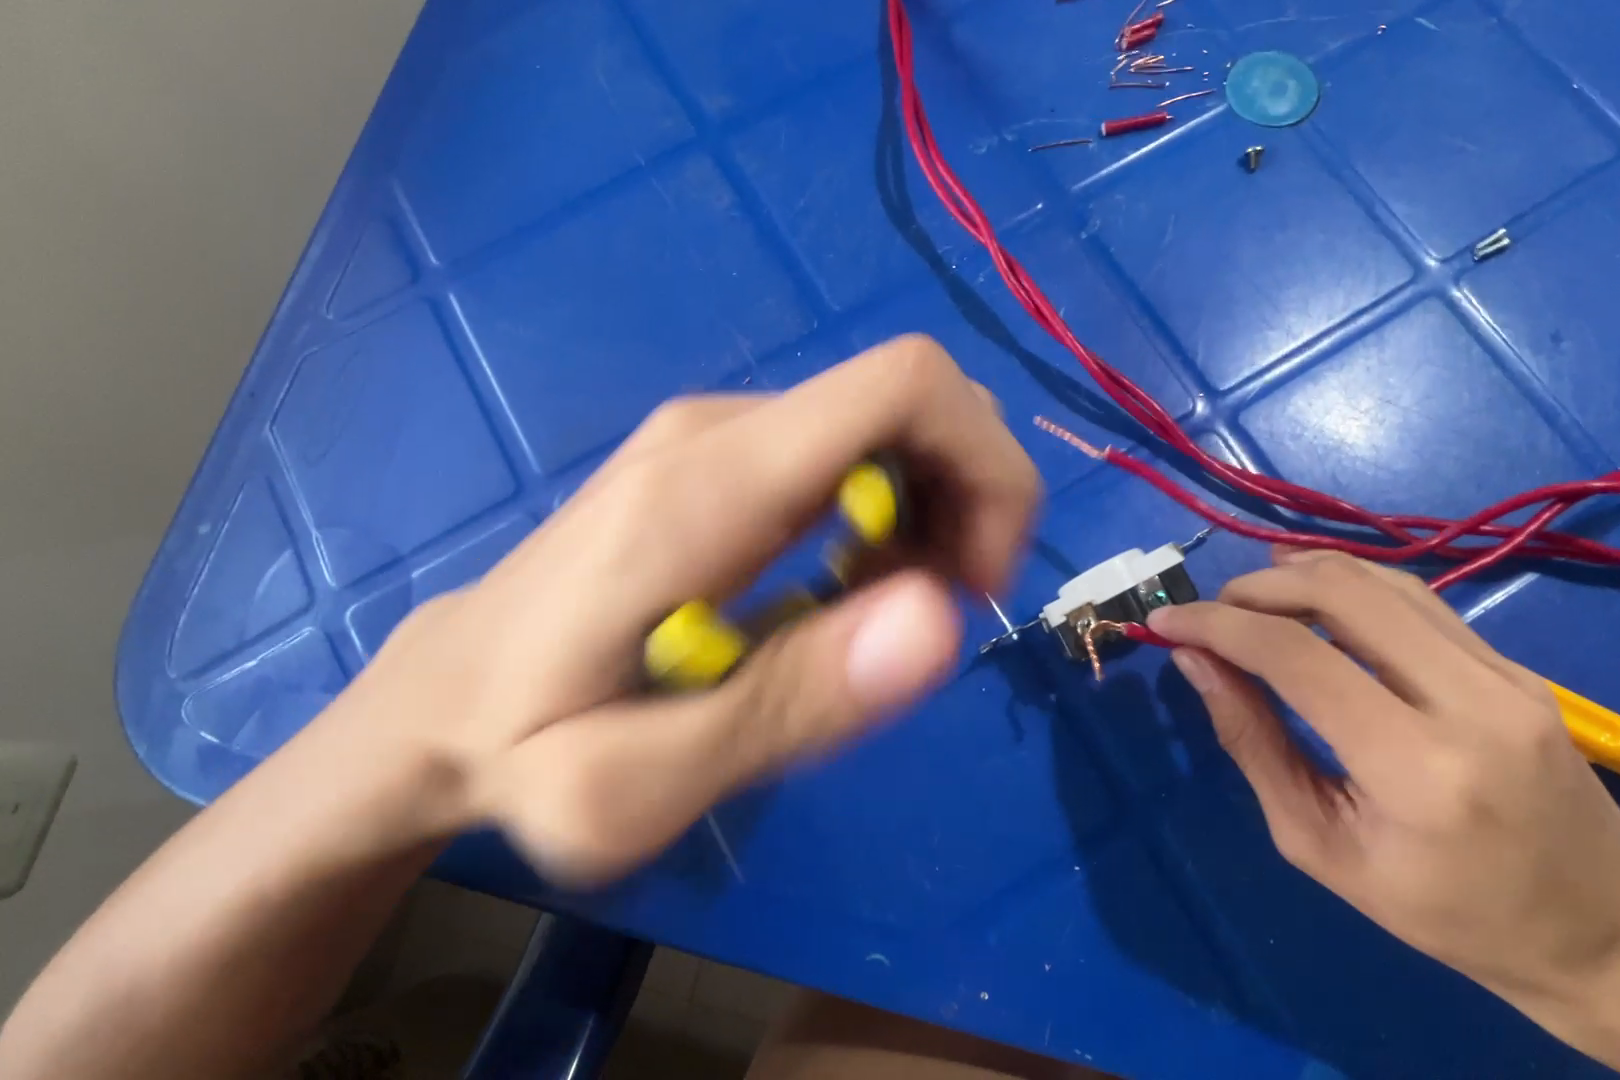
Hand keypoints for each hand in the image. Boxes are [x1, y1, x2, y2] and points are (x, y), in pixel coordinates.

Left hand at [334, 336, 1039, 885]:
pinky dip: (893, 512)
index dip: (986, 466)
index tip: (977, 583)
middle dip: (971, 499)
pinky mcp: (717, 458)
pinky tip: (850, 588)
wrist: (431, 705)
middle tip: (944, 612)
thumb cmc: (523, 753)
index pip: (904, 385)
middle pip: (911, 400)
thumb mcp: (637, 782)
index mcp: (707, 488)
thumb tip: (940, 621)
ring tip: (886, 618)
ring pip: (889, 426)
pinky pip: (850, 450)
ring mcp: (715, 436)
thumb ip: (787, 705)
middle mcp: (719, 431)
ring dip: (935, 513)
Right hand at [1146, 551, 1619, 1016]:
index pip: (1296, 656)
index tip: (1166, 622)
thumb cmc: (1442, 912)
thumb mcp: (1320, 845)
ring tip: (1249, 597)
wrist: (1595, 929)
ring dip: (1301, 575)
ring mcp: (1505, 675)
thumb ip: (1253, 743)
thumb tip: (1197, 662)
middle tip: (1209, 611)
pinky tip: (1311, 595)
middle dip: (1257, 587)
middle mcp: (1469, 701)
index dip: (1218, 625)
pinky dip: (1350, 586)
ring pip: (1383, 581)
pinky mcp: (1517, 666)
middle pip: (1343, 593)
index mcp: (1416, 768)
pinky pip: (1418, 601)